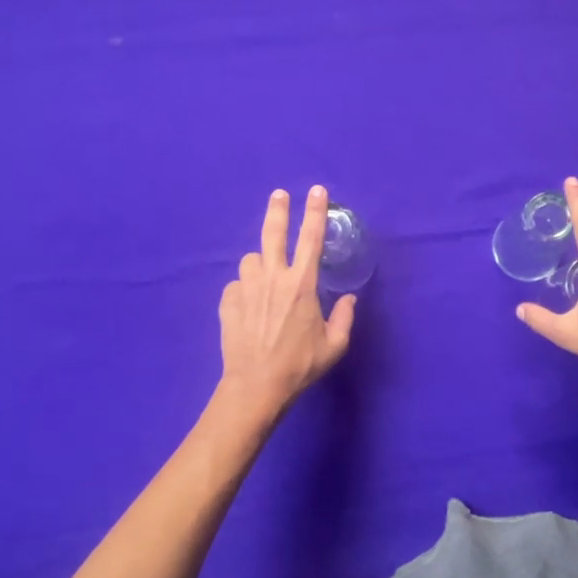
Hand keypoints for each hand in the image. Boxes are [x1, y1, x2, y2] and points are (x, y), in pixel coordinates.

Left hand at [216, 187, 355, 419]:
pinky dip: (244, 290)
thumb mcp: (335, 346)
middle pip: (273, 233)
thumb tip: (350, 300)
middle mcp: (273, 278)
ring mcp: (246, 289)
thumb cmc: (301, 366)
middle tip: (279, 194)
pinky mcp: (227, 303)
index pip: (311, 238)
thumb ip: (345, 318)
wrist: (257, 386)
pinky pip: (237, 286)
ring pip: (251, 260)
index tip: (318, 191)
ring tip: (265, 278)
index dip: (315, 211)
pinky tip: (249, 307)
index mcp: (302, 284)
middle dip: (278, 210)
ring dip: (260, 263)